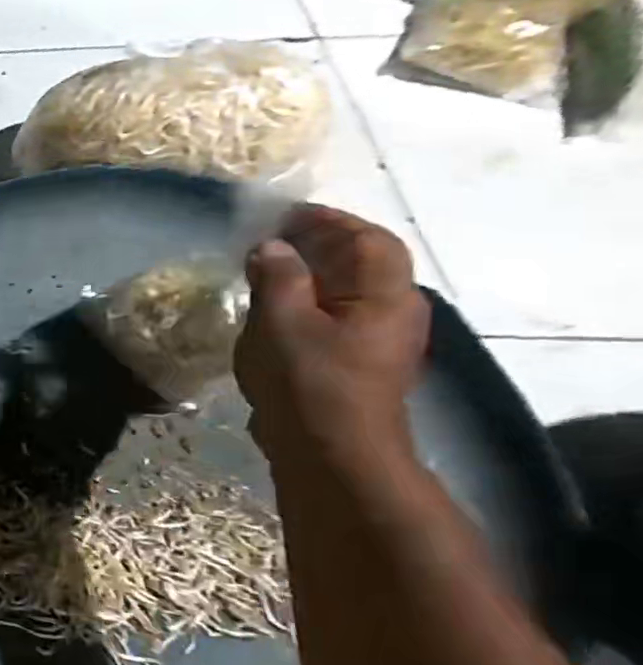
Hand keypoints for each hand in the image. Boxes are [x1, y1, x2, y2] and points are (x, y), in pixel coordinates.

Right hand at [235, 205, 428, 463]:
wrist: (330, 451)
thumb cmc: (307, 381)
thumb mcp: (281, 322)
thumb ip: (277, 277)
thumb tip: (272, 247)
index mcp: (384, 295)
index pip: (366, 240)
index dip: (328, 221)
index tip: (284, 214)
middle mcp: (395, 311)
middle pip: (364, 263)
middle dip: (322, 244)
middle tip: (272, 238)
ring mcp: (380, 341)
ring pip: (349, 291)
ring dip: (314, 274)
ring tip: (269, 271)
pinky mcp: (359, 363)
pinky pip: (336, 315)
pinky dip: (309, 301)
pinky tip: (277, 312)